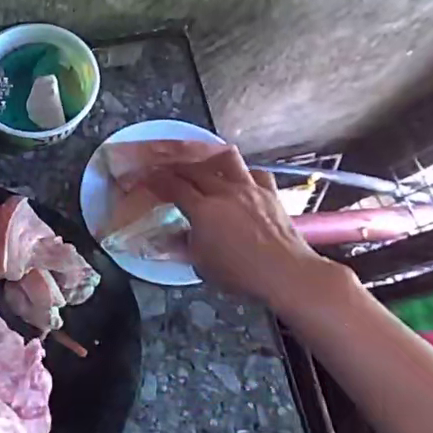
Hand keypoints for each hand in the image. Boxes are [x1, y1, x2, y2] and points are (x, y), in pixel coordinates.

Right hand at [146, 146, 354, 308]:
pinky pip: (253, 172)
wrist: (286, 272)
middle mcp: (224, 192)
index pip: (173, 186)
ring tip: (201, 163)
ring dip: (209, 158)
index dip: (156, 180)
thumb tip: (169, 236)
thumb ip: (183, 245)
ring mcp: (249, 188)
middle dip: (176, 167)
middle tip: (165, 170)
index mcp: (203, 210)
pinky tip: (238, 179)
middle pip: (194, 169)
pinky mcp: (269, 192)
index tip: (146, 179)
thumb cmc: (240, 274)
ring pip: (225, 159)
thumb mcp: (201, 265)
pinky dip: (243, 172)